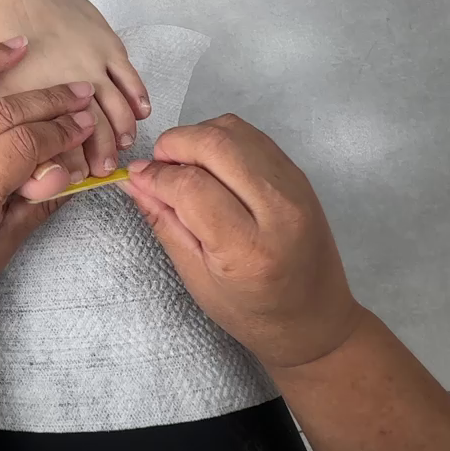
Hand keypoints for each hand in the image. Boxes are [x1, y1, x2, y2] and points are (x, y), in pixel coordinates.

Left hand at [0, 0, 148, 198]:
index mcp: (30, 97)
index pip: (58, 143)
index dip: (68, 166)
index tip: (73, 179)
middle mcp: (65, 81)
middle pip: (94, 129)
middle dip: (100, 155)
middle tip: (103, 171)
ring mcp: (89, 57)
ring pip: (117, 105)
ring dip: (122, 130)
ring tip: (121, 146)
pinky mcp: (102, 35)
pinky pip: (128, 73)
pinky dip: (136, 95)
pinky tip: (139, 111)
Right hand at [124, 115, 365, 369]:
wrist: (318, 321)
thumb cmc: (251, 312)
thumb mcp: (196, 276)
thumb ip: (163, 221)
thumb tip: (131, 180)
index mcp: (250, 249)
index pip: (191, 186)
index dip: (155, 175)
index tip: (135, 177)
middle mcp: (278, 209)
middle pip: (214, 143)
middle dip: (173, 144)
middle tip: (158, 166)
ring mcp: (294, 186)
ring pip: (232, 129)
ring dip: (197, 137)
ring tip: (184, 165)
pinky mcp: (298, 174)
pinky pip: (250, 134)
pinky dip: (220, 138)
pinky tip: (210, 164)